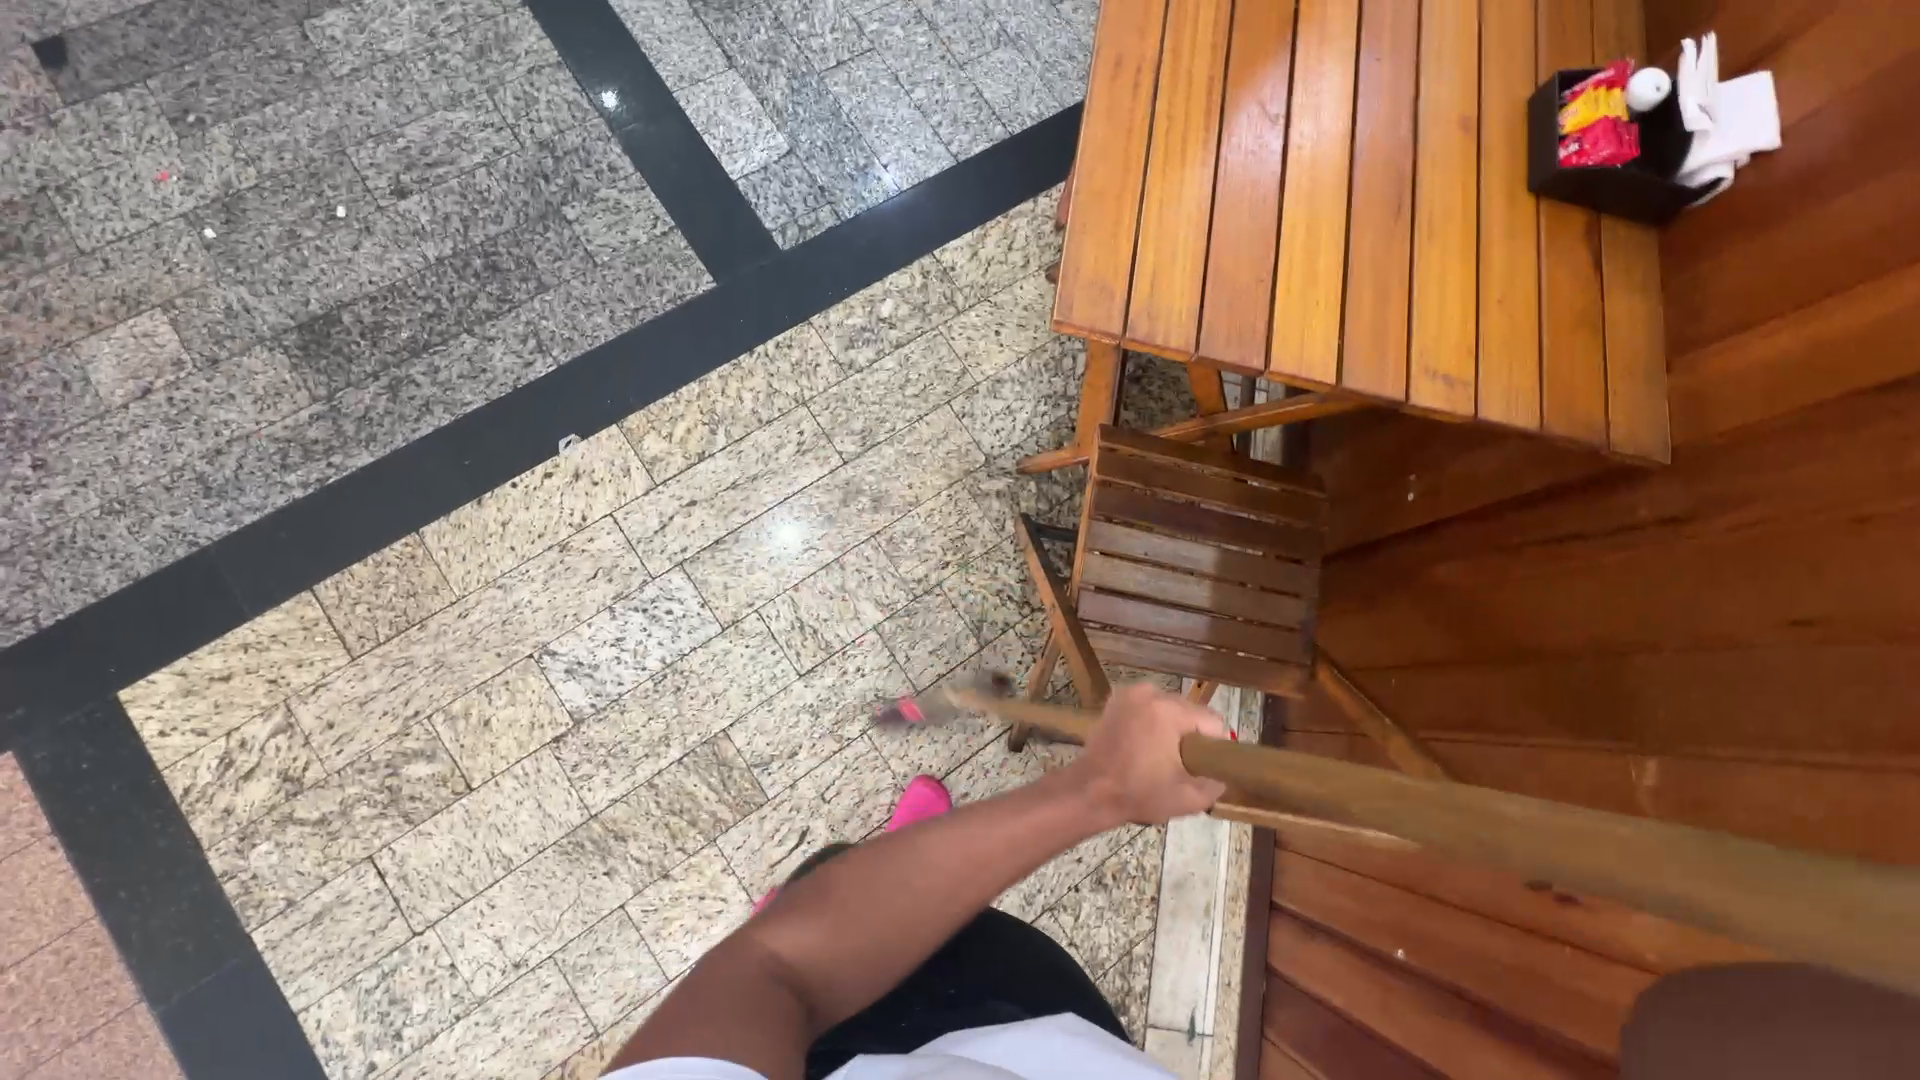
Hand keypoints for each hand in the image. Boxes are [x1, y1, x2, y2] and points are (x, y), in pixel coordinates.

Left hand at [1076, 683, 1228, 824]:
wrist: (1091, 791)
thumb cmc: (1139, 793)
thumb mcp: (1188, 798)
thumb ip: (1216, 784)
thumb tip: (1222, 773)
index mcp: (1170, 710)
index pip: (1213, 722)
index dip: (1216, 746)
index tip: (1206, 766)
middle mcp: (1151, 692)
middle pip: (1190, 712)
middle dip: (1192, 736)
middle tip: (1183, 764)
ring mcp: (1130, 693)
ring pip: (1169, 708)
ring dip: (1172, 727)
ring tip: (1162, 755)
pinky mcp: (1115, 700)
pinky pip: (1148, 708)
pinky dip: (1151, 722)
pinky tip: (1145, 745)